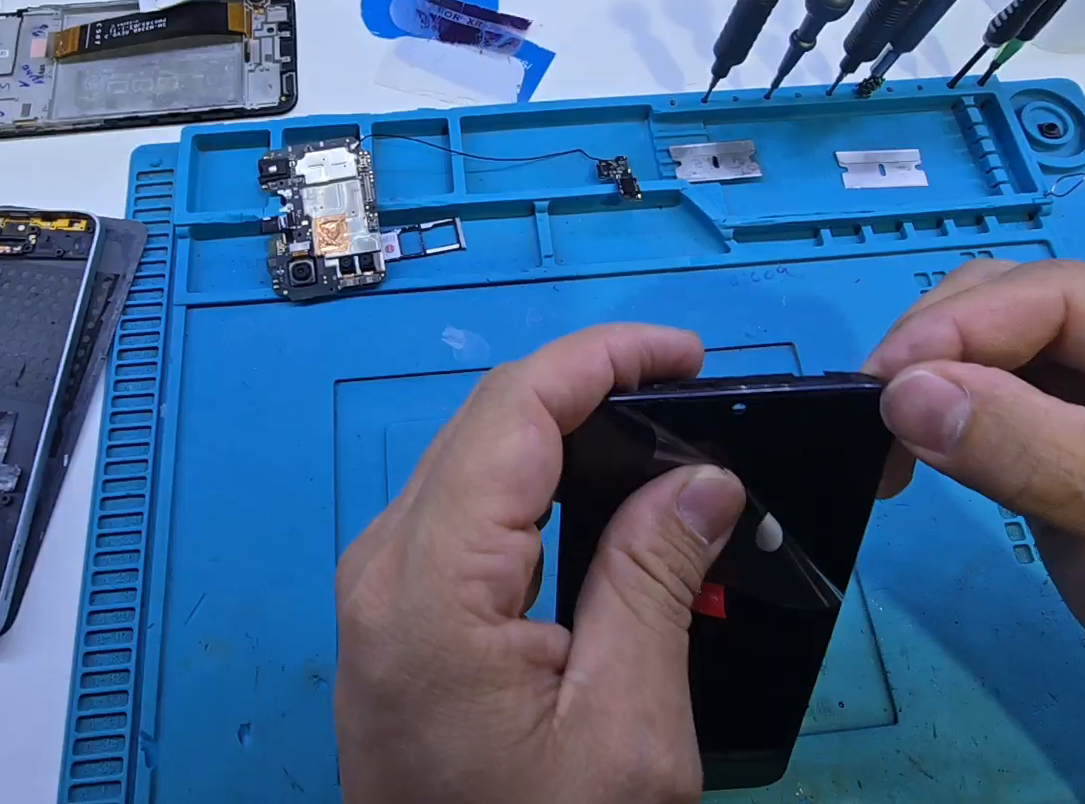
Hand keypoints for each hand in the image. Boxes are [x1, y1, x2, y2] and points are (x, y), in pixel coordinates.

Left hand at [335, 325, 745, 803]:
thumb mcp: (624, 732)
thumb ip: (654, 581)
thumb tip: (701, 478)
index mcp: (429, 580)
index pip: (512, 410)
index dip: (599, 358)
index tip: (683, 352)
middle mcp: (386, 557)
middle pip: (489, 421)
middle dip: (587, 386)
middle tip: (682, 393)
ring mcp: (383, 577)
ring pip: (477, 452)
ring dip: (563, 425)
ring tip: (652, 427)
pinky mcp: (397, 599)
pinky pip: (469, 500)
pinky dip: (536, 473)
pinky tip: (595, 483)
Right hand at [864, 260, 1084, 802]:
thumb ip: (1041, 457)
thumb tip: (904, 394)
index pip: (1069, 294)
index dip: (960, 327)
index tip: (880, 384)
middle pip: (1016, 302)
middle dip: (935, 351)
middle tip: (877, 418)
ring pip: (987, 340)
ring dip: (925, 383)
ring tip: (889, 444)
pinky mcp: (1075, 421)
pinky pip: (983, 389)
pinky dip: (934, 414)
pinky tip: (914, 449)